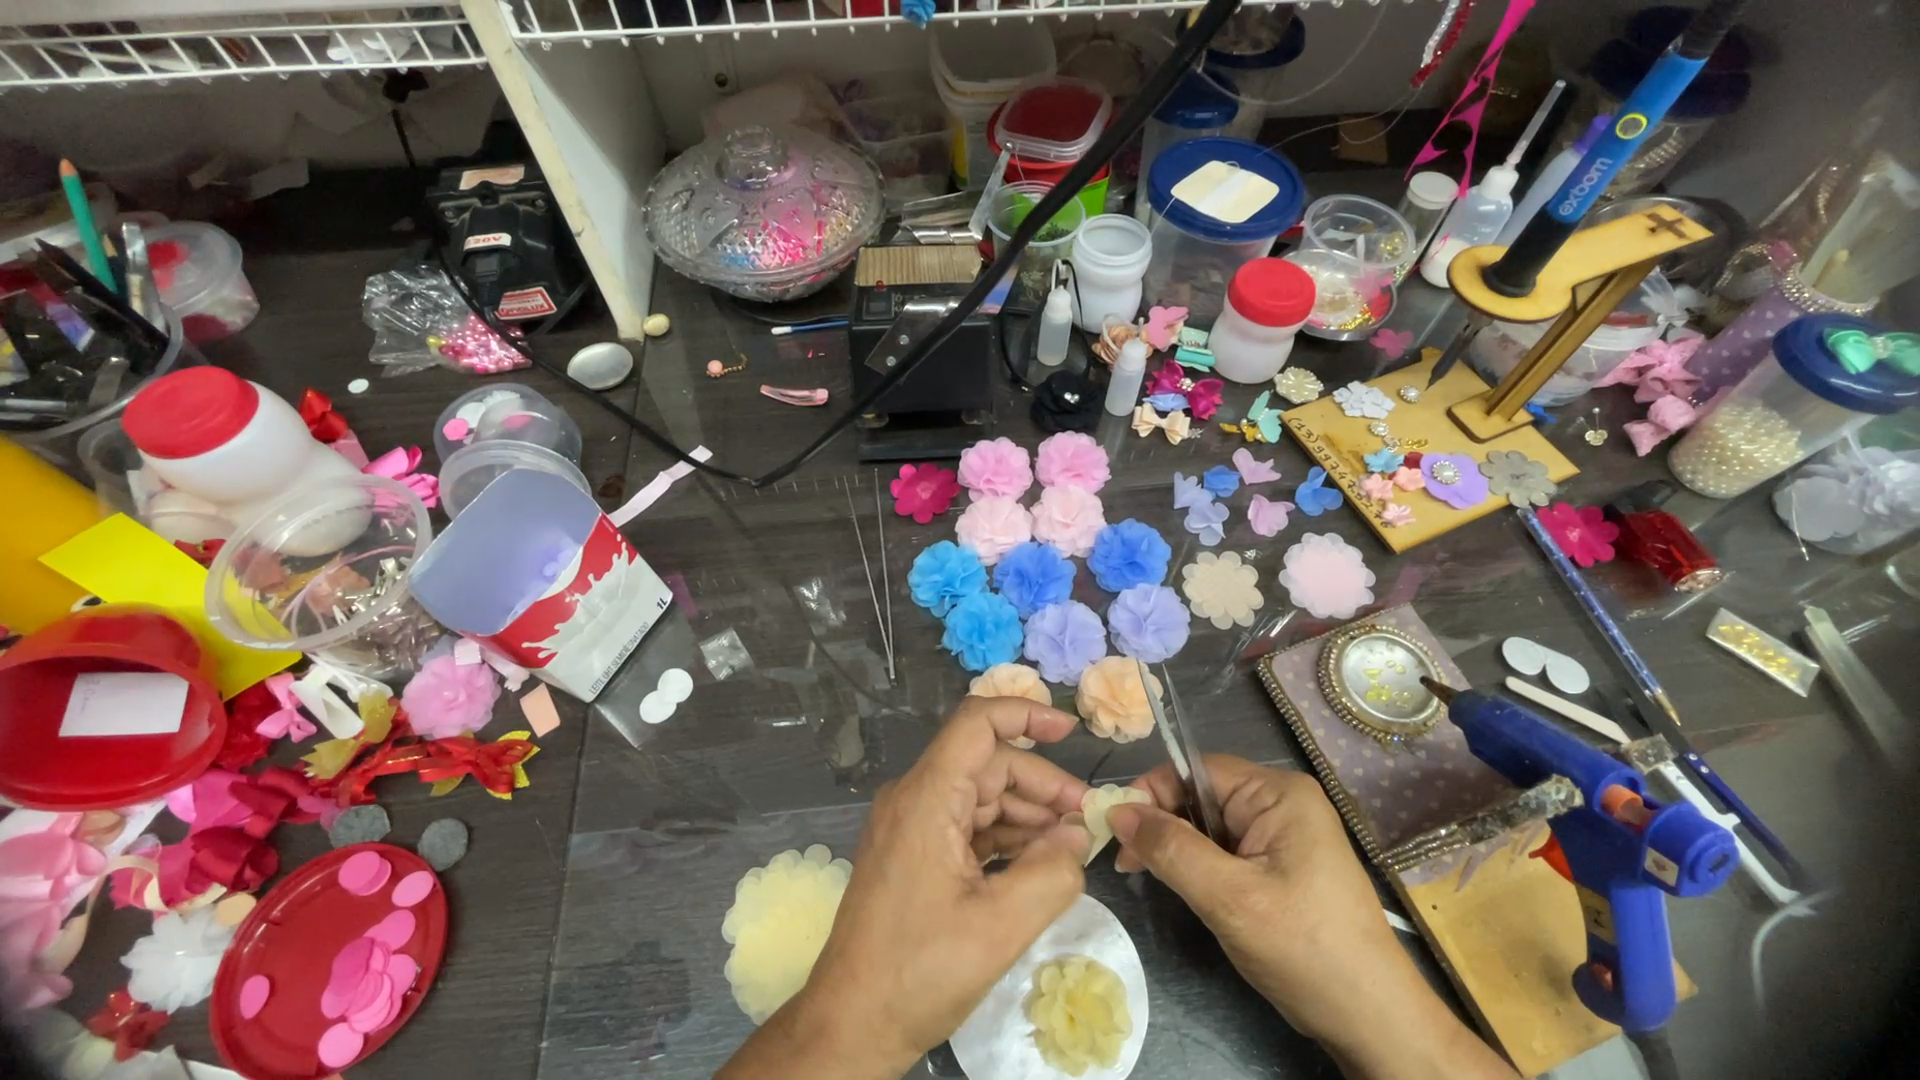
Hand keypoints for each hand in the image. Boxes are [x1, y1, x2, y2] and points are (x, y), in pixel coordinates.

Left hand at [719, 697, 1090, 1079]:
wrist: (850, 1024)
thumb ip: (1051, 874)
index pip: (976, 724)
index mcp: (926, 798)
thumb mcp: (999, 927)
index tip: (1071, 730)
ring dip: (1027, 814)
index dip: (1025, 714)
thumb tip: (1077, 837)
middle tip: (1087, 821)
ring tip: (1069, 846)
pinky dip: (1004, 837)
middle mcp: (914, 799)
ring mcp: (910, 827)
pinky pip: (966, 827)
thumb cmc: (918, 972)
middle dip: (1041, 785)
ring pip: (980, 796)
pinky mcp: (913, 854)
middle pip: (987, 764)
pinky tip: (1036, 862)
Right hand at [1107, 757, 1517, 1079]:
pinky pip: (1225, 848)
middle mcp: (1282, 803)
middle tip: (1127, 862)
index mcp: (1278, 794)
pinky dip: (1197, 864)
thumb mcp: (1229, 898)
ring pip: (1208, 824)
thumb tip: (1116, 810)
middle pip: (1201, 794)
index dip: (1153, 792)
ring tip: (1147, 875)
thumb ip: (1170, 849)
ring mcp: (1283, 834)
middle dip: (1161, 822)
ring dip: (1176, 847)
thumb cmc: (1305, 950)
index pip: (1197, 770)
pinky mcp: (1281, 864)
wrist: (1372, 1020)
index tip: (1117, 829)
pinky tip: (1182, 887)